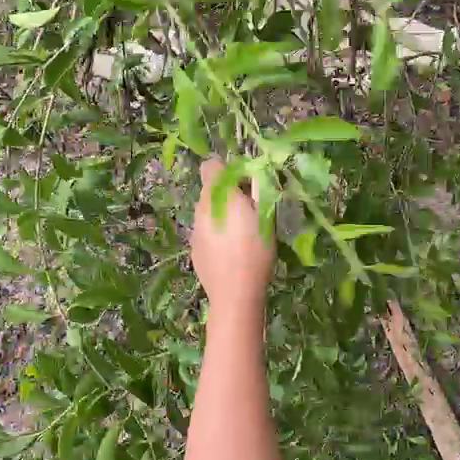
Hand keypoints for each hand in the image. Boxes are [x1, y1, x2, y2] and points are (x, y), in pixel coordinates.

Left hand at [190, 158, 273, 320]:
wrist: (234, 293)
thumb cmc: (255, 250)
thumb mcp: (265, 216)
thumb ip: (260, 188)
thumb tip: (258, 169)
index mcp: (218, 195)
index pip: (211, 166)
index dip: (229, 171)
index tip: (247, 186)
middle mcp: (200, 208)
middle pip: (212, 190)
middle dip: (230, 194)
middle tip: (251, 212)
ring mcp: (195, 230)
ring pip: (209, 211)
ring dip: (224, 214)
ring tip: (243, 235)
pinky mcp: (194, 249)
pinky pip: (207, 231)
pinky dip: (218, 234)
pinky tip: (232, 252)